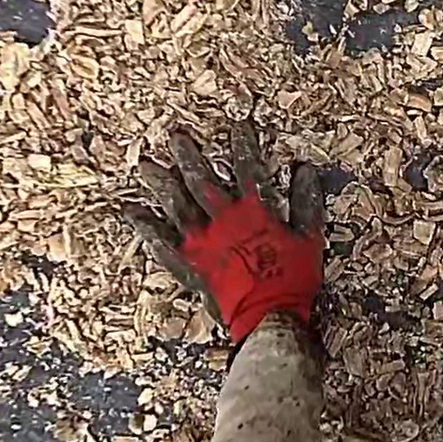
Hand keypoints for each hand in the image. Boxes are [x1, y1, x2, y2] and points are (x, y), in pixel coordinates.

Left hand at [123, 120, 325, 343]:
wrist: (269, 317)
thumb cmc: (292, 278)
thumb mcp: (309, 237)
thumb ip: (306, 202)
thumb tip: (305, 170)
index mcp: (254, 211)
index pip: (248, 167)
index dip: (243, 143)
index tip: (236, 124)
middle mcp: (224, 221)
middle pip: (202, 181)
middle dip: (188, 156)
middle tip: (175, 137)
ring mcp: (203, 243)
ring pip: (177, 206)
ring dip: (161, 184)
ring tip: (146, 166)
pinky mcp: (190, 264)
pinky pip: (163, 243)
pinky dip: (147, 228)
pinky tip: (133, 213)